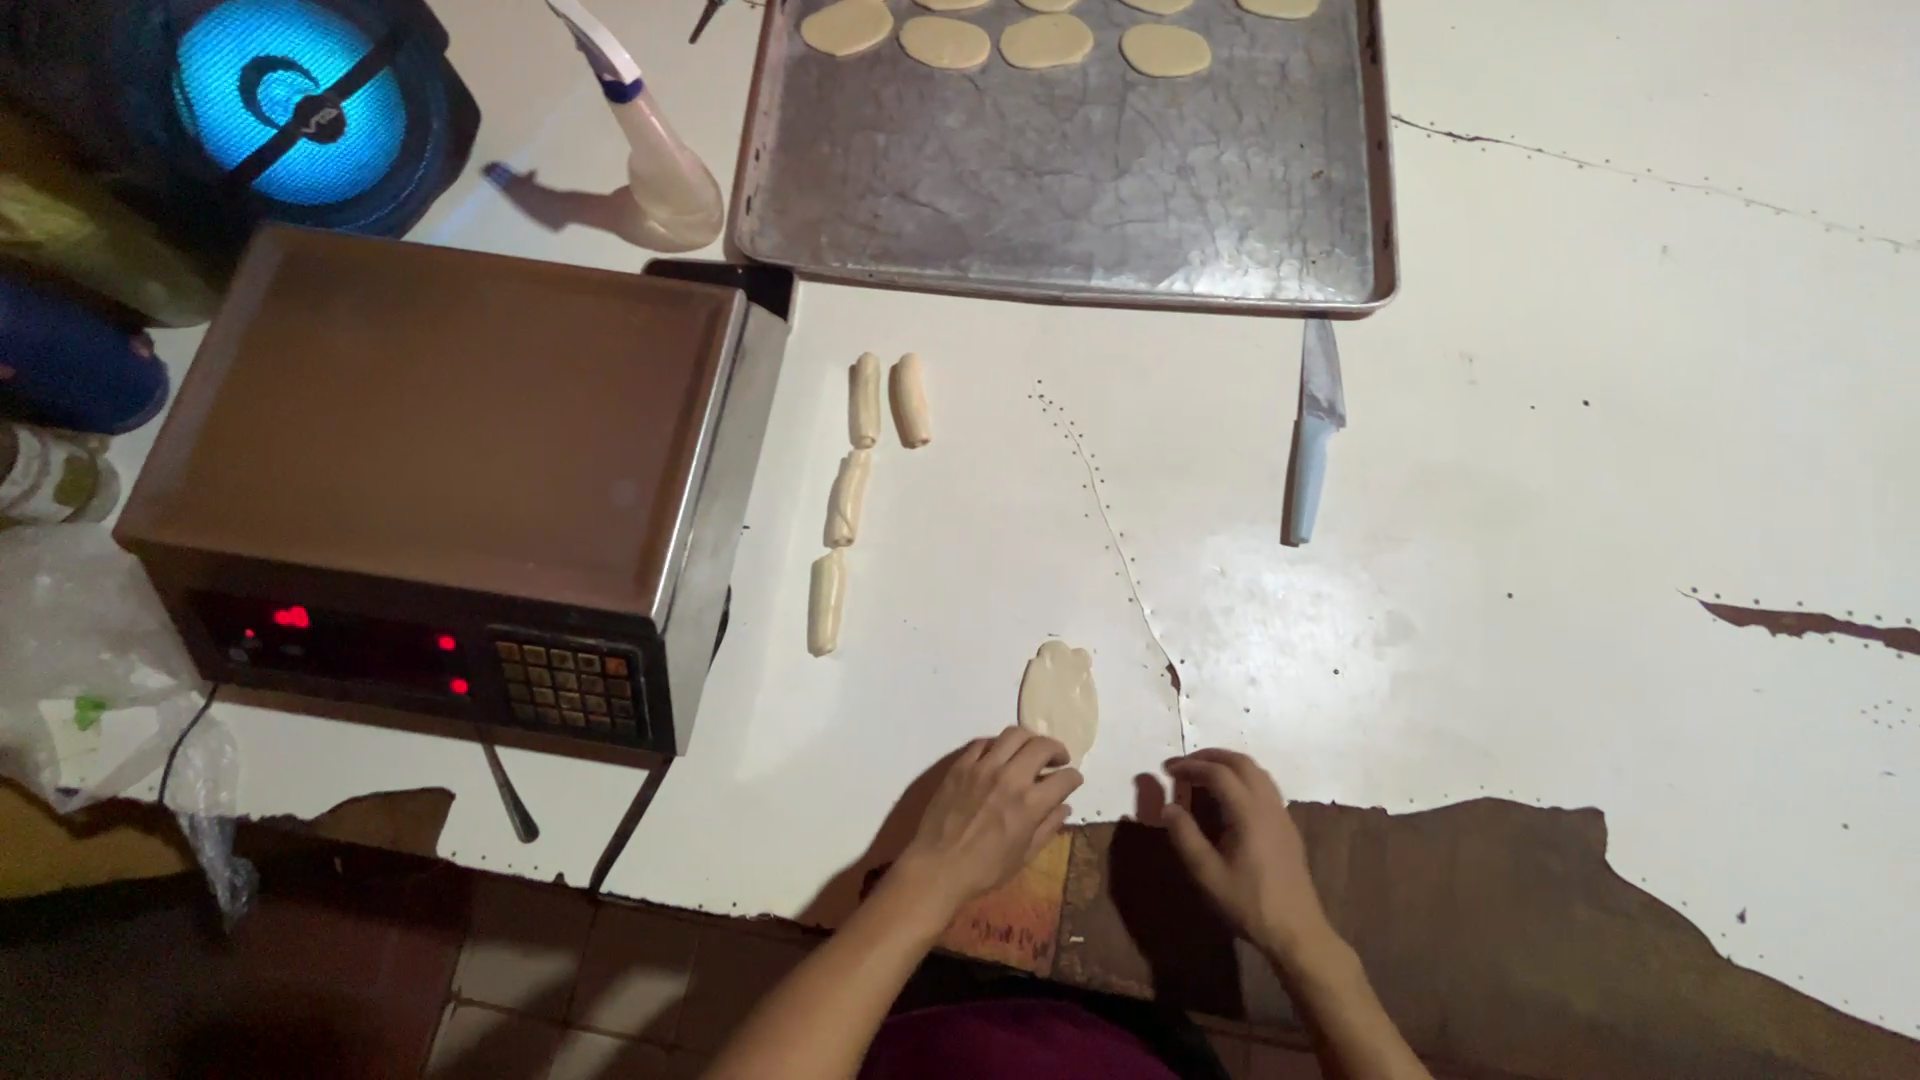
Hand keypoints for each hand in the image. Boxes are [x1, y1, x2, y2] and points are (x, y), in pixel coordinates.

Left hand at [896, 727, 1082, 914]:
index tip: (1072, 779)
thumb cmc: (984, 869)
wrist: (938, 867)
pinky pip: (983, 742)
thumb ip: (1047, 827)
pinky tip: (999, 754)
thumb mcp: (1024, 856)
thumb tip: (1064, 807)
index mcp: (1030, 803)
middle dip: (1057, 749)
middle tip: (1057, 758)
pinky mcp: (960, 765)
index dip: (1074, 777)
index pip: (1064, 778)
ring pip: (1013, 734)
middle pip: (1042, 745)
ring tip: (1030, 750)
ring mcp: (983, 767)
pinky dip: (997, 745)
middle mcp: (1009, 777)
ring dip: (1029, 739)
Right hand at [1163, 749, 1335, 967]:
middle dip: (1211, 756)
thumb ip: (1185, 836)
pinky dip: (1243, 777)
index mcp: (1248, 814)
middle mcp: (1268, 806)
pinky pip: (1265, 786)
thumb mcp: (1207, 874)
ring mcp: (1282, 816)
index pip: (1218, 773)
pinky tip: (1229, 796)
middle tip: (1185, 764)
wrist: (1297, 932)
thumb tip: (1168, 807)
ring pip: (1257, 772)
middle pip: (1242, 763)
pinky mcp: (1287, 827)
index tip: (1168, 770)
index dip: (1190, 766)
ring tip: (1204, 773)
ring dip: (1229, 764)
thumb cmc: (1249, 904)